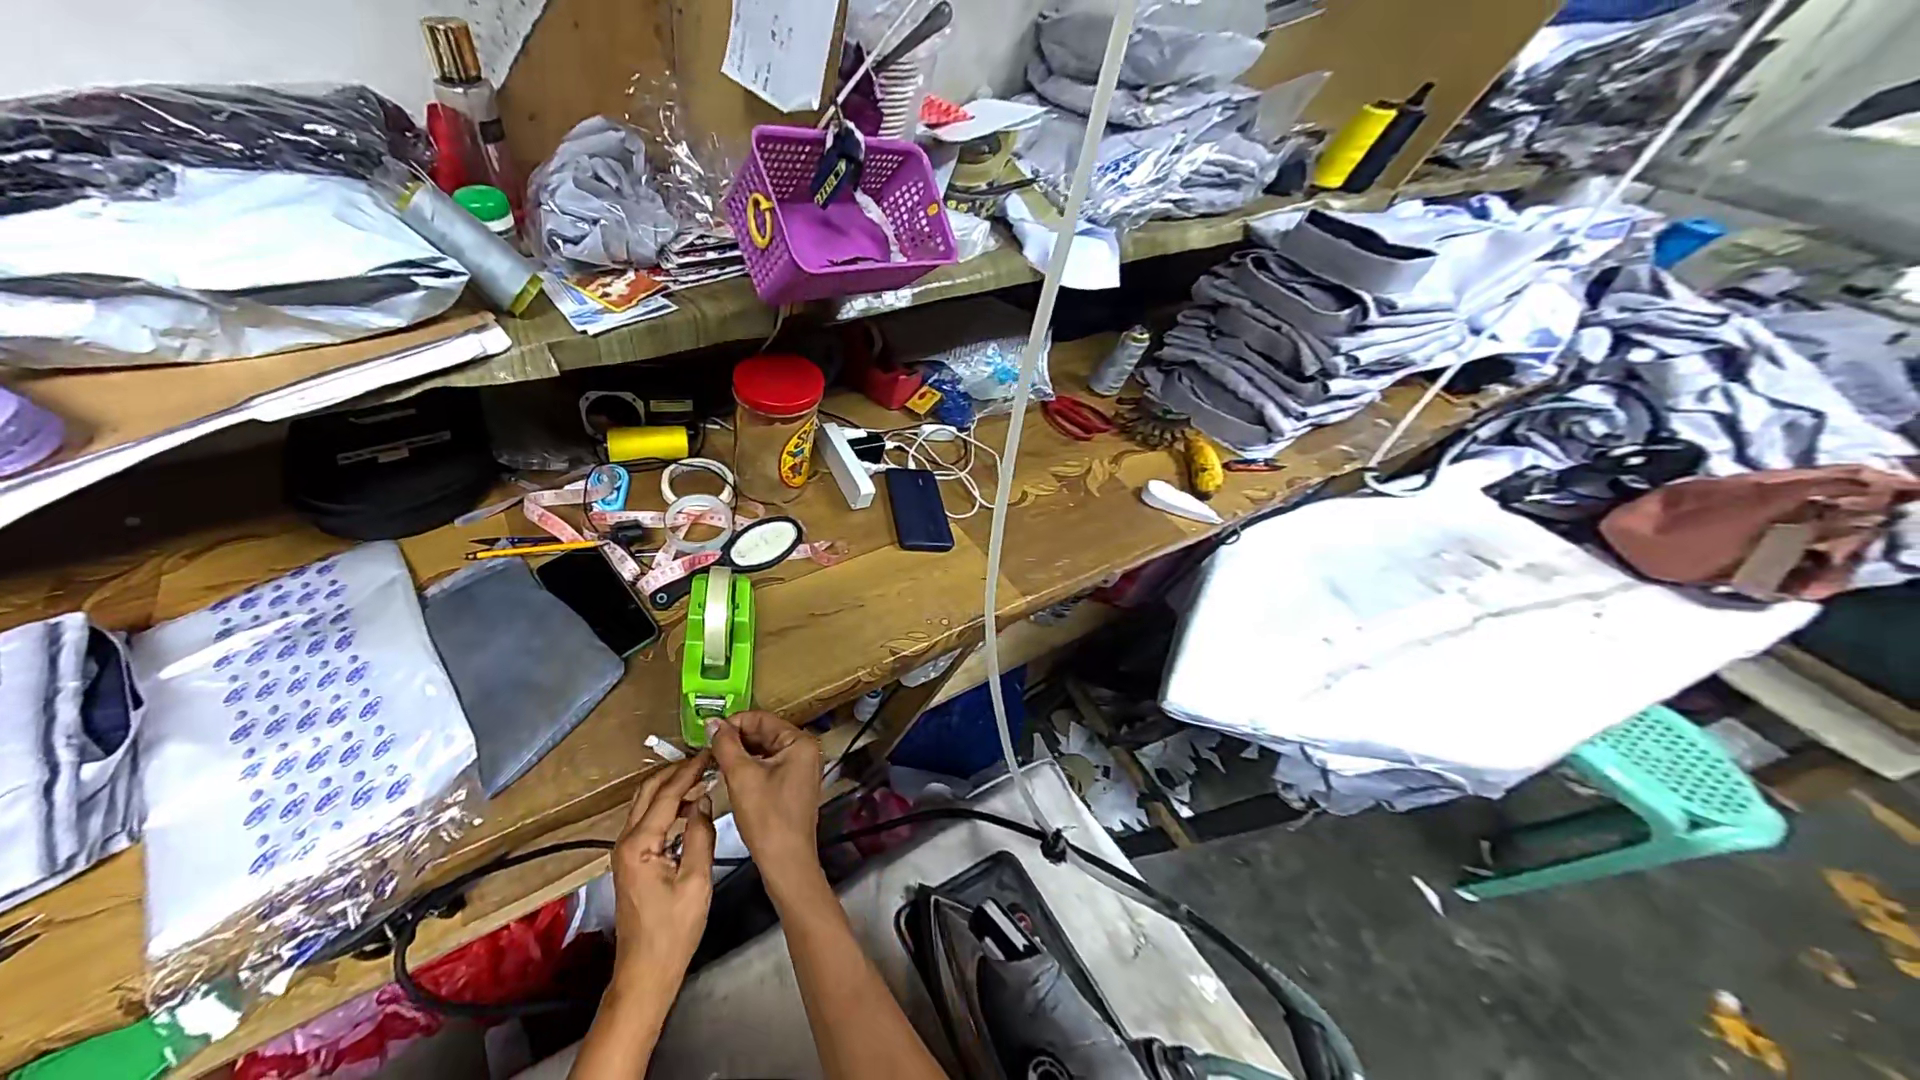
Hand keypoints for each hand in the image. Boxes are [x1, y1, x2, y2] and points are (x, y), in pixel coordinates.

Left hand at [610, 754, 714, 986]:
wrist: (646, 970)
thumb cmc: (674, 929)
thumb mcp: (697, 879)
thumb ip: (701, 834)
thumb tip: (704, 800)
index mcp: (639, 845)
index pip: (667, 795)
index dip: (690, 772)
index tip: (711, 754)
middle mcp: (625, 842)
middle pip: (648, 792)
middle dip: (675, 772)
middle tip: (705, 760)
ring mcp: (625, 852)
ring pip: (645, 804)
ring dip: (671, 787)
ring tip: (701, 777)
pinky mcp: (631, 860)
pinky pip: (647, 820)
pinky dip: (667, 805)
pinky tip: (689, 806)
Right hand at [709, 711, 822, 883]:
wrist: (786, 860)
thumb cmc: (767, 818)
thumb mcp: (741, 777)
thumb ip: (726, 745)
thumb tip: (712, 723)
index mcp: (800, 742)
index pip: (762, 718)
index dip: (733, 722)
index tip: (708, 731)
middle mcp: (805, 749)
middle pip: (764, 732)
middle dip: (736, 738)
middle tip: (708, 746)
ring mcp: (802, 767)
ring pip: (765, 749)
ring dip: (741, 752)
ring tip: (715, 759)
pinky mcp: (794, 782)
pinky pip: (769, 764)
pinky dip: (750, 765)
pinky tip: (731, 773)